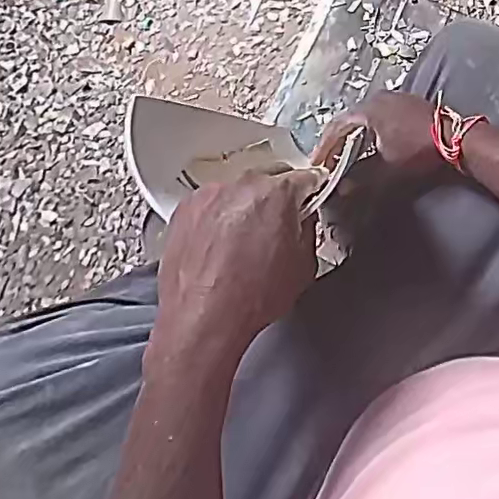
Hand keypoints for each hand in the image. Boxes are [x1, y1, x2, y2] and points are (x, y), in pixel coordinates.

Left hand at [154, 167, 325, 356]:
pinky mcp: (187, 208)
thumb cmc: (248, 298)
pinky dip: (218, 217)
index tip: (310, 198)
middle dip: (277, 198)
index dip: (312, 190)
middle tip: (276, 228)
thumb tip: (304, 221)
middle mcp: (242, 186)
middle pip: (269, 179)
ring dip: (245, 206)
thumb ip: (308, 230)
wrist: (202, 320)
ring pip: (238, 190)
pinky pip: (212, 203)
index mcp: (277, 194)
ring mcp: (211, 195)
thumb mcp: (303, 267)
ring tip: (243, 244)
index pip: (305, 177)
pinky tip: (220, 246)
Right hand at [311, 91, 444, 193]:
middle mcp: (377, 99)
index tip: (317, 163)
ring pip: (364, 119)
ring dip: (353, 137)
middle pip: (348, 121)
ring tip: (345, 155)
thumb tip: (341, 191)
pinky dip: (369, 132)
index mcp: (367, 110)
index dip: (325, 147)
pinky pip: (379, 117)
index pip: (336, 127)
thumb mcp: (387, 169)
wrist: (457, 138)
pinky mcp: (407, 104)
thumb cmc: (419, 151)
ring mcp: (394, 99)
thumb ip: (362, 180)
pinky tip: (370, 145)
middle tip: (328, 160)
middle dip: (337, 142)